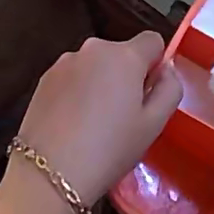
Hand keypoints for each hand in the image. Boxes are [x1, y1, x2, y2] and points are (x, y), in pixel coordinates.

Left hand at [16, 33, 183, 203]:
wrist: (49, 172)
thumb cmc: (109, 148)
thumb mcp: (154, 125)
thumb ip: (170, 89)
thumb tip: (166, 69)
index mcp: (124, 55)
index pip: (152, 40)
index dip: (156, 64)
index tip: (148, 94)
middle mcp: (93, 48)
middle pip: (121, 53)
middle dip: (126, 75)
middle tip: (123, 116)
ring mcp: (64, 61)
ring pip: (95, 65)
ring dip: (100, 82)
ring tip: (93, 123)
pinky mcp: (44, 77)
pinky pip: (72, 76)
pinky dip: (77, 90)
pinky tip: (72, 122)